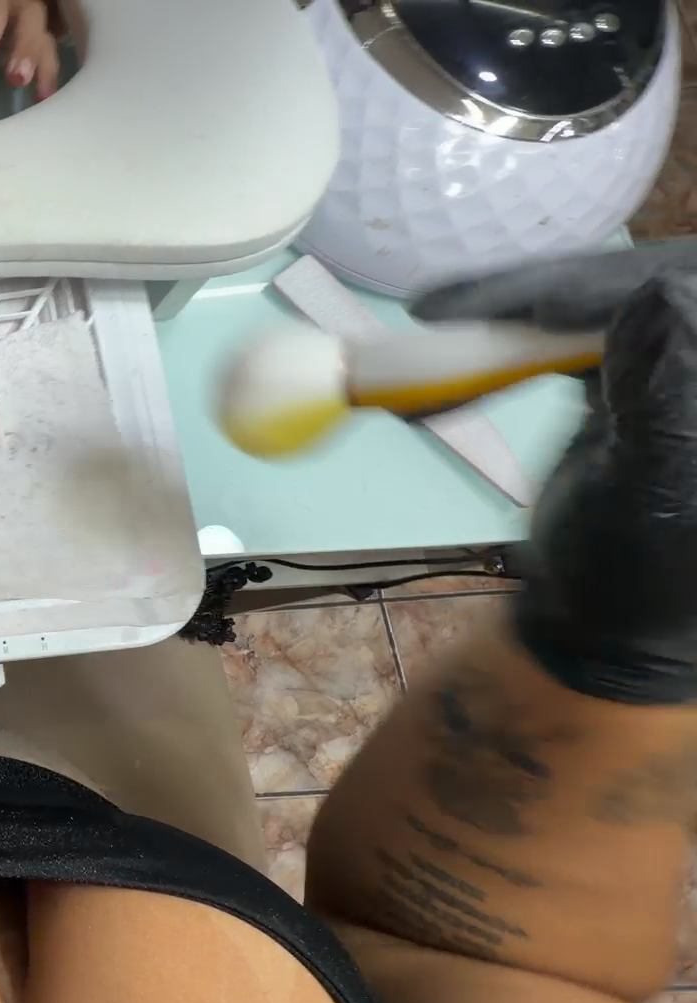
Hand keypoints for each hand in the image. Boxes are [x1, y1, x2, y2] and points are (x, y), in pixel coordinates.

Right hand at [412, 244, 696, 703]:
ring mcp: (682, 369)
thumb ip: (662, 392)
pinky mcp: (641, 379)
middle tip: (439, 306)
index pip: (680, 292)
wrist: (609, 614)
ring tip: (440, 317)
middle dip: (542, 286)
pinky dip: (515, 334)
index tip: (484, 306)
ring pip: (610, 298)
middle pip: (646, 281)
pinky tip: (467, 341)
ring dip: (521, 305)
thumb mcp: (646, 488)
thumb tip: (652, 294)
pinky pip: (582, 332)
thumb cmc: (632, 568)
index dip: (586, 287)